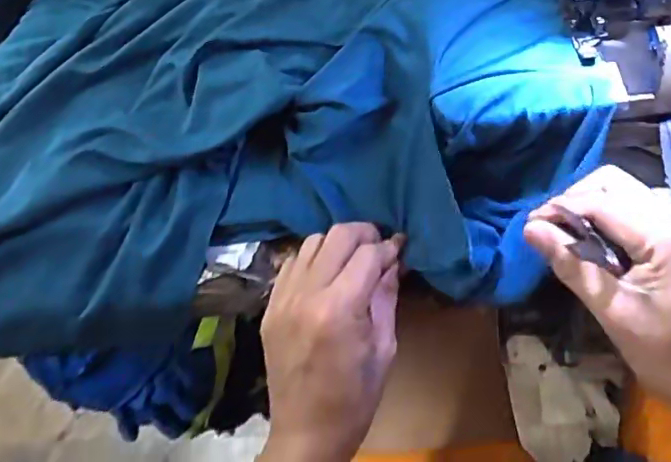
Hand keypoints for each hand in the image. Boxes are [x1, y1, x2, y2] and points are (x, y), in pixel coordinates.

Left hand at [260, 223, 403, 461]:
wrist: (304, 437)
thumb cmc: (354, 400)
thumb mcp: (384, 349)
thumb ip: (387, 296)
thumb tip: (394, 259)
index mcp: (339, 309)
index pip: (368, 254)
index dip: (389, 247)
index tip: (400, 247)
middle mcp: (307, 294)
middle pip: (339, 234)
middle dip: (365, 234)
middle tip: (378, 248)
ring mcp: (283, 298)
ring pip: (313, 241)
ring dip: (337, 243)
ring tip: (351, 259)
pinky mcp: (270, 306)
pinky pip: (292, 261)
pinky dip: (312, 258)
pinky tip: (325, 274)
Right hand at [526, 167, 670, 442]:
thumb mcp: (616, 315)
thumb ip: (574, 267)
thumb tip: (531, 230)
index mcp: (663, 233)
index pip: (600, 201)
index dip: (560, 208)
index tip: (530, 226)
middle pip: (611, 182)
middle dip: (574, 199)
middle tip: (549, 229)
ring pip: (620, 189)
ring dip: (589, 204)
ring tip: (565, 234)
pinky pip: (632, 204)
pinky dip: (606, 213)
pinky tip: (592, 239)